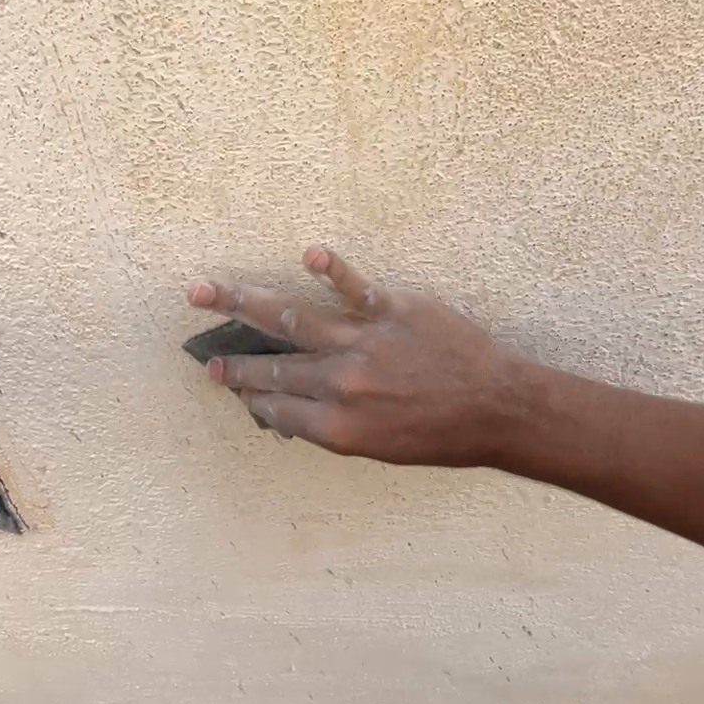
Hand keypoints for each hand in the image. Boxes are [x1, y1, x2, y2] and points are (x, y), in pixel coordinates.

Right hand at [186, 248, 542, 466]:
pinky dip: (330, 268)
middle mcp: (340, 382)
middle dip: (236, 364)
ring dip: (243, 302)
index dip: (248, 396)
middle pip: (273, 367)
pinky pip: (353, 286)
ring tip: (206, 291)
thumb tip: (294, 412)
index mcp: (337, 424)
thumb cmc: (441, 435)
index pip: (275, 407)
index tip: (227, 384)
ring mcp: (363, 342)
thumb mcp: (381, 449)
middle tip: (207, 358)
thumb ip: (333, 427)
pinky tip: (308, 254)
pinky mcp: (391, 309)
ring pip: (291, 319)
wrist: (497, 409)